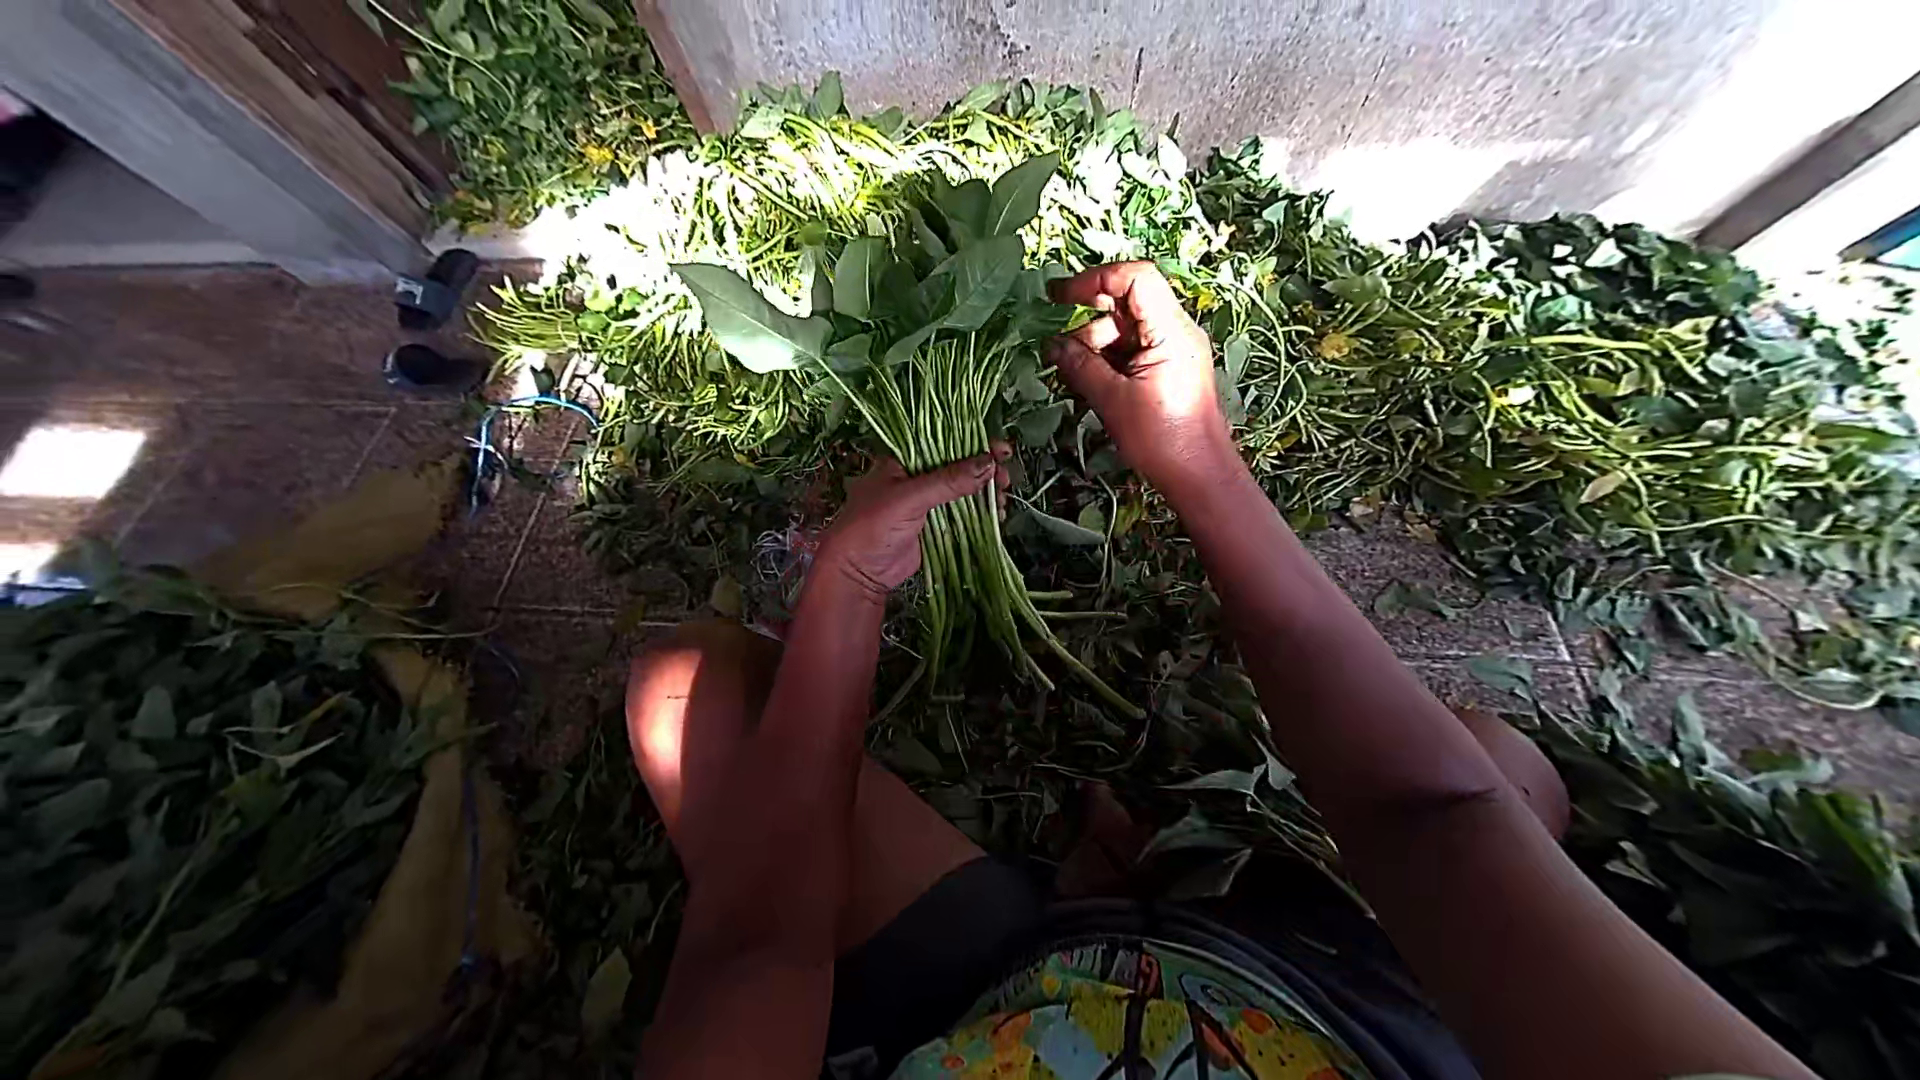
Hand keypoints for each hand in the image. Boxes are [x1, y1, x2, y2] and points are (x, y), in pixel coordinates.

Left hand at [815, 447, 1011, 598]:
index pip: (945, 442)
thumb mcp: (910, 497)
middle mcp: (917, 477)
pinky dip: (980, 514)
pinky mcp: (934, 526)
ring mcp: (927, 503)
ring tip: (1002, 501)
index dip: (974, 444)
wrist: (856, 571)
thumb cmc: (872, 525)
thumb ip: (948, 481)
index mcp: (904, 460)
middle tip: (1005, 479)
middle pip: (960, 467)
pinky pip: (963, 515)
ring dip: (986, 494)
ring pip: (964, 492)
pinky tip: (996, 516)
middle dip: (985, 471)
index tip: (1001, 449)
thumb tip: (988, 464)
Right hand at [1047, 261, 1236, 492]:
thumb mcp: (1112, 400)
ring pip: (1126, 327)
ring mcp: (1174, 349)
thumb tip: (1052, 345)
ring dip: (1094, 343)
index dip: (1094, 280)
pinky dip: (1107, 358)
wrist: (1198, 475)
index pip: (1136, 278)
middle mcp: (1177, 331)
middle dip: (1088, 320)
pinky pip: (1133, 348)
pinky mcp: (1168, 367)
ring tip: (1069, 370)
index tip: (1059, 298)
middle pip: (1127, 302)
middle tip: (1058, 346)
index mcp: (1171, 331)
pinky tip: (1086, 376)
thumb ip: (1081, 366)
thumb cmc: (1160, 439)